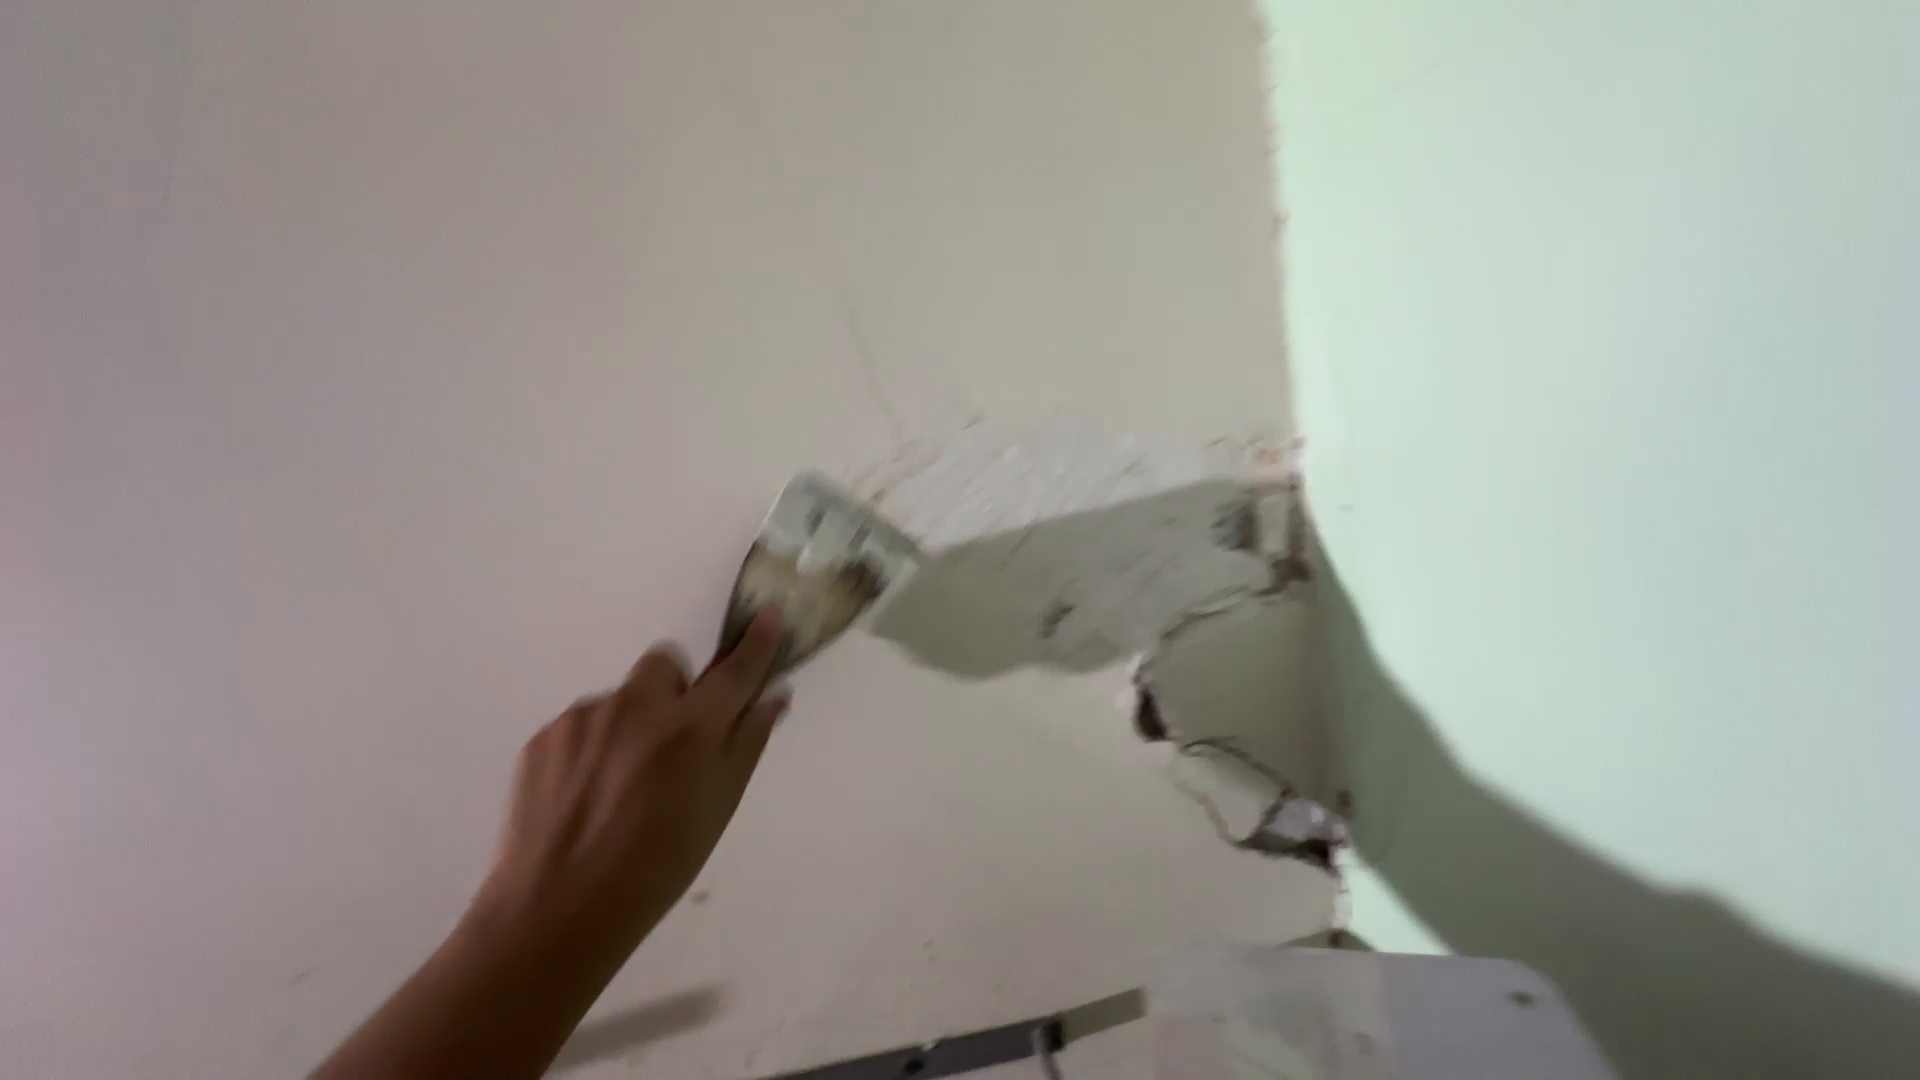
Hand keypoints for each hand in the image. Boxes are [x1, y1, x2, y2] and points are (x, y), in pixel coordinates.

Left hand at [473, 607, 790, 944]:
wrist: (555, 913)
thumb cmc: (658, 867)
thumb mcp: (720, 808)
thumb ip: (747, 742)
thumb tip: (772, 696)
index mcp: (691, 728)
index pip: (735, 671)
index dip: (757, 642)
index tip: (770, 614)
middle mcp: (638, 707)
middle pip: (666, 664)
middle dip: (676, 687)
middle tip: (674, 739)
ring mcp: (585, 717)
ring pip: (622, 698)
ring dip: (633, 722)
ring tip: (622, 785)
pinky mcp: (544, 736)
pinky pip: (584, 723)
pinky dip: (594, 745)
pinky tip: (588, 794)